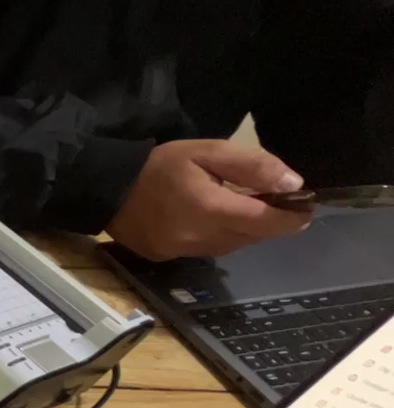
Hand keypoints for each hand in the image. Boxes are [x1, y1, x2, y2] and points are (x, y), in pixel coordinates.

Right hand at [105, 140, 311, 260]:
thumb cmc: (160, 166)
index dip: (292, 218)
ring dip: (241, 233)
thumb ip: (255, 166)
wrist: (104, 189)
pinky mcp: (160, 256)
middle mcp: (194, 237)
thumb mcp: (212, 152)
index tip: (304, 207)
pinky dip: (213, 239)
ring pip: (226, 248)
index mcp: (211, 210)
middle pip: (248, 238)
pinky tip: (208, 224)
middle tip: (272, 207)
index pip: (266, 222)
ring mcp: (175, 250)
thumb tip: (294, 185)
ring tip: (241, 215)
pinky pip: (200, 251)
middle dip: (266, 224)